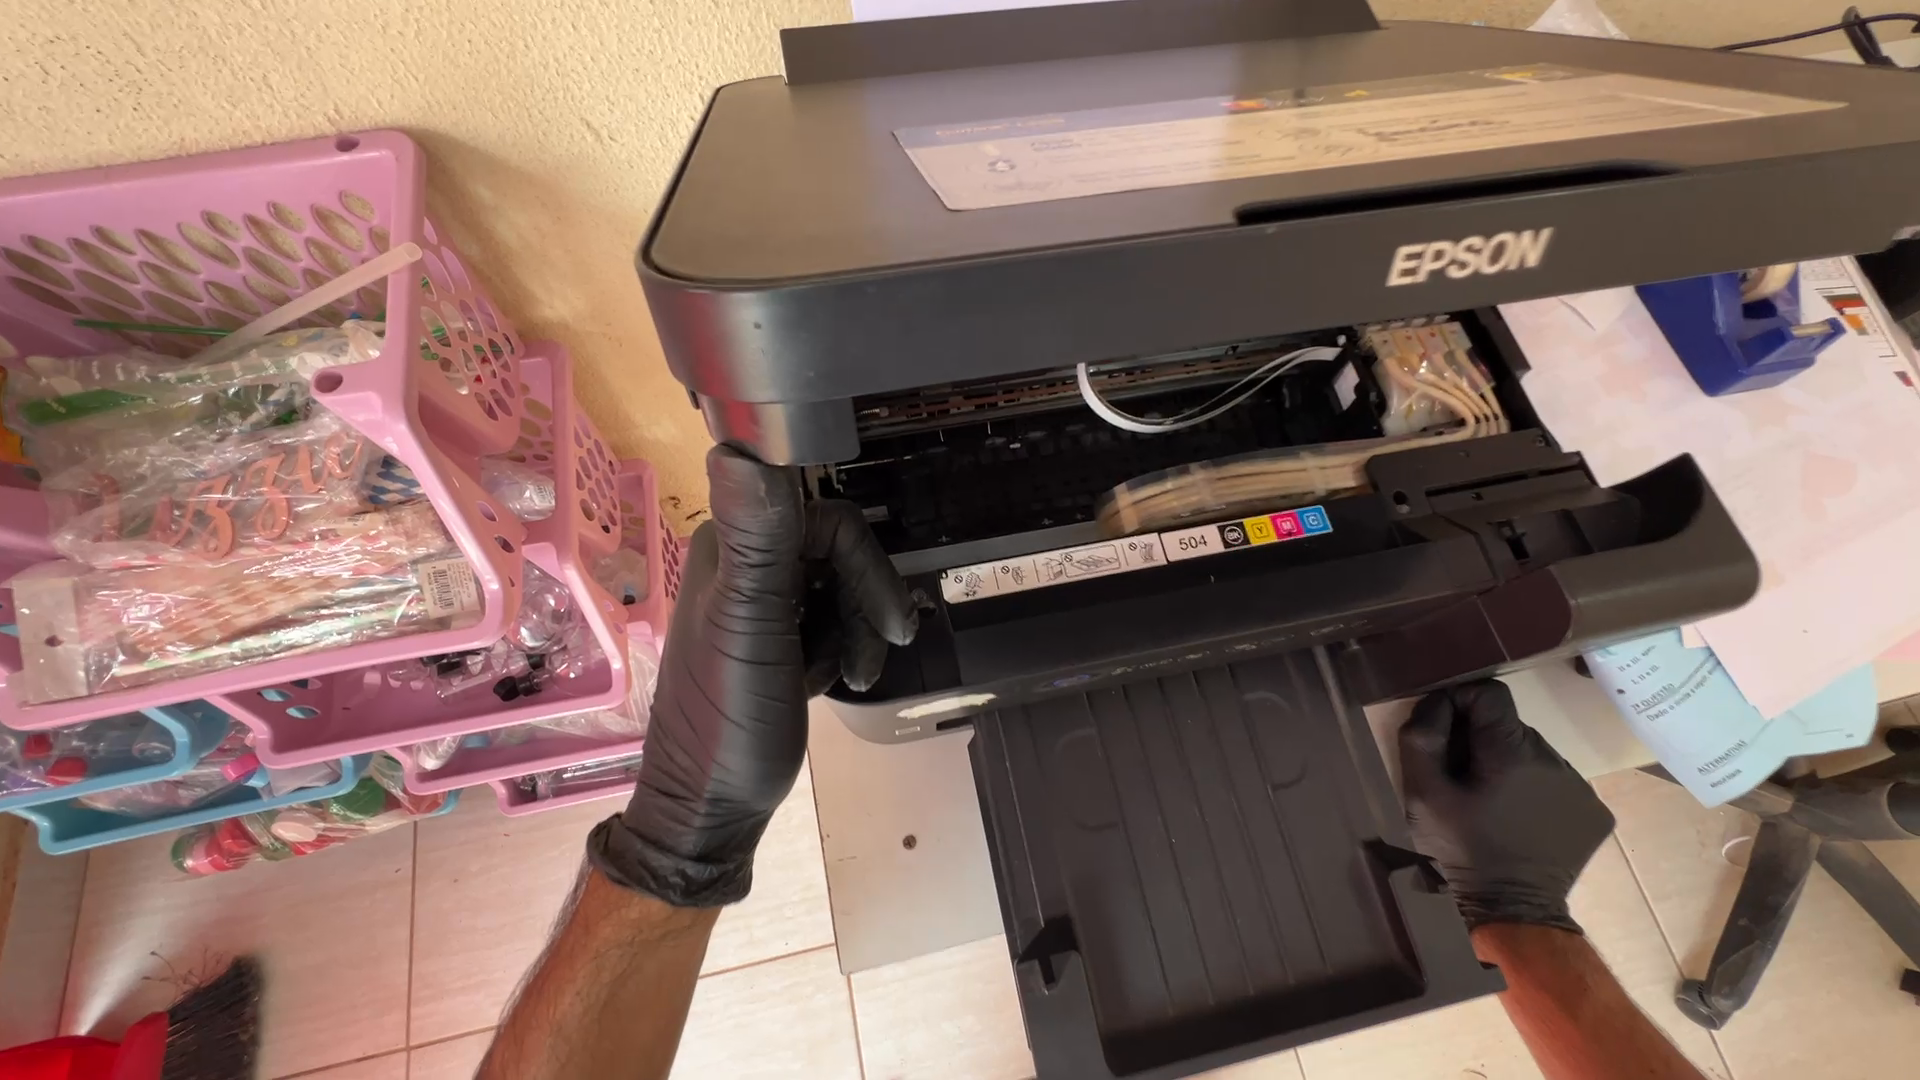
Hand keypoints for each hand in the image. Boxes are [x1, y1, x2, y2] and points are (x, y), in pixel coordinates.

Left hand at [589, 445, 917, 906]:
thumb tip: (742, 443)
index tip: (891, 623)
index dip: (866, 569)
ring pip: (839, 588)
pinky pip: (828, 619)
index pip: (828, 522)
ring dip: (857, 634)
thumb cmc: (731, 725)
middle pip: (839, 555)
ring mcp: (758, 602)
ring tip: (845, 679)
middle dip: (864, 608)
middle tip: (870, 658)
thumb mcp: (752, 633)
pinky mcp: (773, 635)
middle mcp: (741, 564)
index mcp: (730, 549)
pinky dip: (841, 648)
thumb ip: (758, 540)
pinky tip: (827, 682)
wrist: (712, 813)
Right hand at [1399, 679, 1614, 934]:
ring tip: (1489, 797)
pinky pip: (1555, 778)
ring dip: (1506, 762)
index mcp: (1513, 753)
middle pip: (1509, 724)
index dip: (1459, 702)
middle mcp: (1556, 761)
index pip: (1489, 693)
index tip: (1442, 730)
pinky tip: (1518, 813)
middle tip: (1460, 773)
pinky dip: (1533, 786)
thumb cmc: (1460, 848)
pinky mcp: (1596, 811)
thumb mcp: (1421, 791)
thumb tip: (1437, 700)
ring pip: (1532, 751)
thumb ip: (1422, 736)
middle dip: (1480, 738)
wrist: (1514, 909)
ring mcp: (1583, 787)